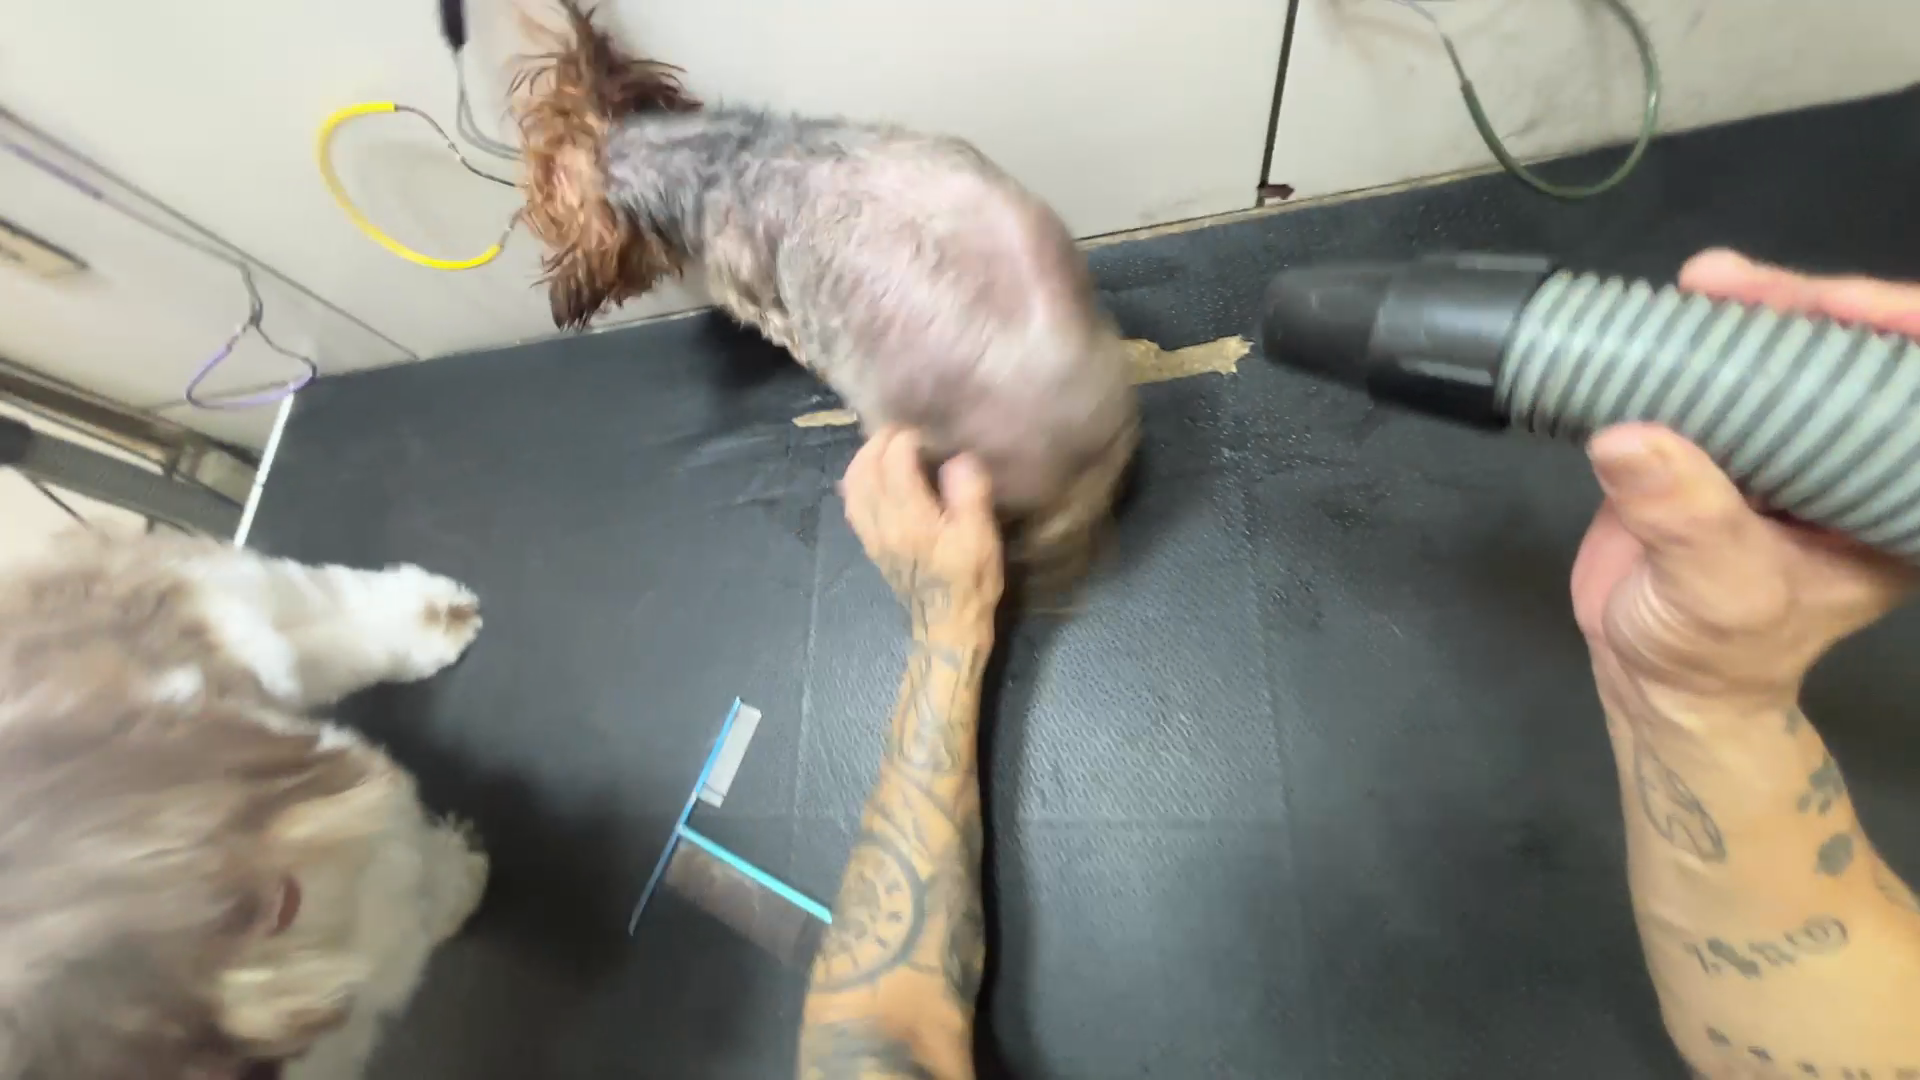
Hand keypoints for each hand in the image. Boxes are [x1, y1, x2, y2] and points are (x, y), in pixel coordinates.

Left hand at [840, 426, 1003, 636]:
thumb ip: (969, 494)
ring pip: (852, 482)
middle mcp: (883, 522)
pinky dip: (858, 479)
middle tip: (907, 430)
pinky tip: (874, 474)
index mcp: (912, 517)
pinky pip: (851, 502)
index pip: (896, 460)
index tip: (930, 432)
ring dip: (866, 456)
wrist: (946, 626)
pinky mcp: (869, 544)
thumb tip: (957, 457)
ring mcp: (871, 534)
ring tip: (888, 445)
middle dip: (883, 439)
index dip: (910, 436)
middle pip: (867, 466)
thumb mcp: (982, 538)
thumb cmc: (970, 581)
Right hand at [1571, 250, 1918, 709]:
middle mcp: (1848, 463)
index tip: (1835, 305)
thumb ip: (1684, 517)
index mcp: (1896, 492)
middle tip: (1731, 284)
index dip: (1899, 331)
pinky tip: (1655, 331)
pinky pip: (1698, 396)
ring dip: (1736, 321)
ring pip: (1771, 368)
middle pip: (1846, 361)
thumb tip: (1625, 436)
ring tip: (1696, 286)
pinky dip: (1675, 360)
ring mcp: (1771, 458)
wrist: (1650, 673)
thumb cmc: (1713, 648)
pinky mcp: (1698, 459)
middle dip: (1802, 310)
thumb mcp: (1717, 590)